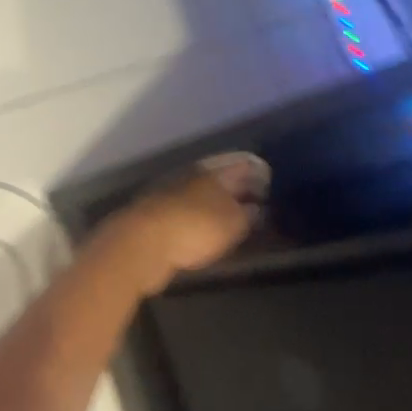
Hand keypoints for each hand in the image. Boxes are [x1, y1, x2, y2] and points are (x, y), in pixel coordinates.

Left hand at [97, 152, 270, 294]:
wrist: (140, 244)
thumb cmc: (194, 228)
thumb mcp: (233, 223)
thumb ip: (247, 215)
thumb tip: (255, 208)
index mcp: (212, 172)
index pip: (242, 166)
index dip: (259, 174)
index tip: (272, 186)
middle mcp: (190, 177)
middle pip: (219, 180)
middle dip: (237, 191)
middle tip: (256, 205)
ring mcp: (168, 195)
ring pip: (199, 196)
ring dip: (215, 206)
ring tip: (232, 222)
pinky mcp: (153, 218)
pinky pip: (184, 215)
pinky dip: (196, 221)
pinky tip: (203, 234)